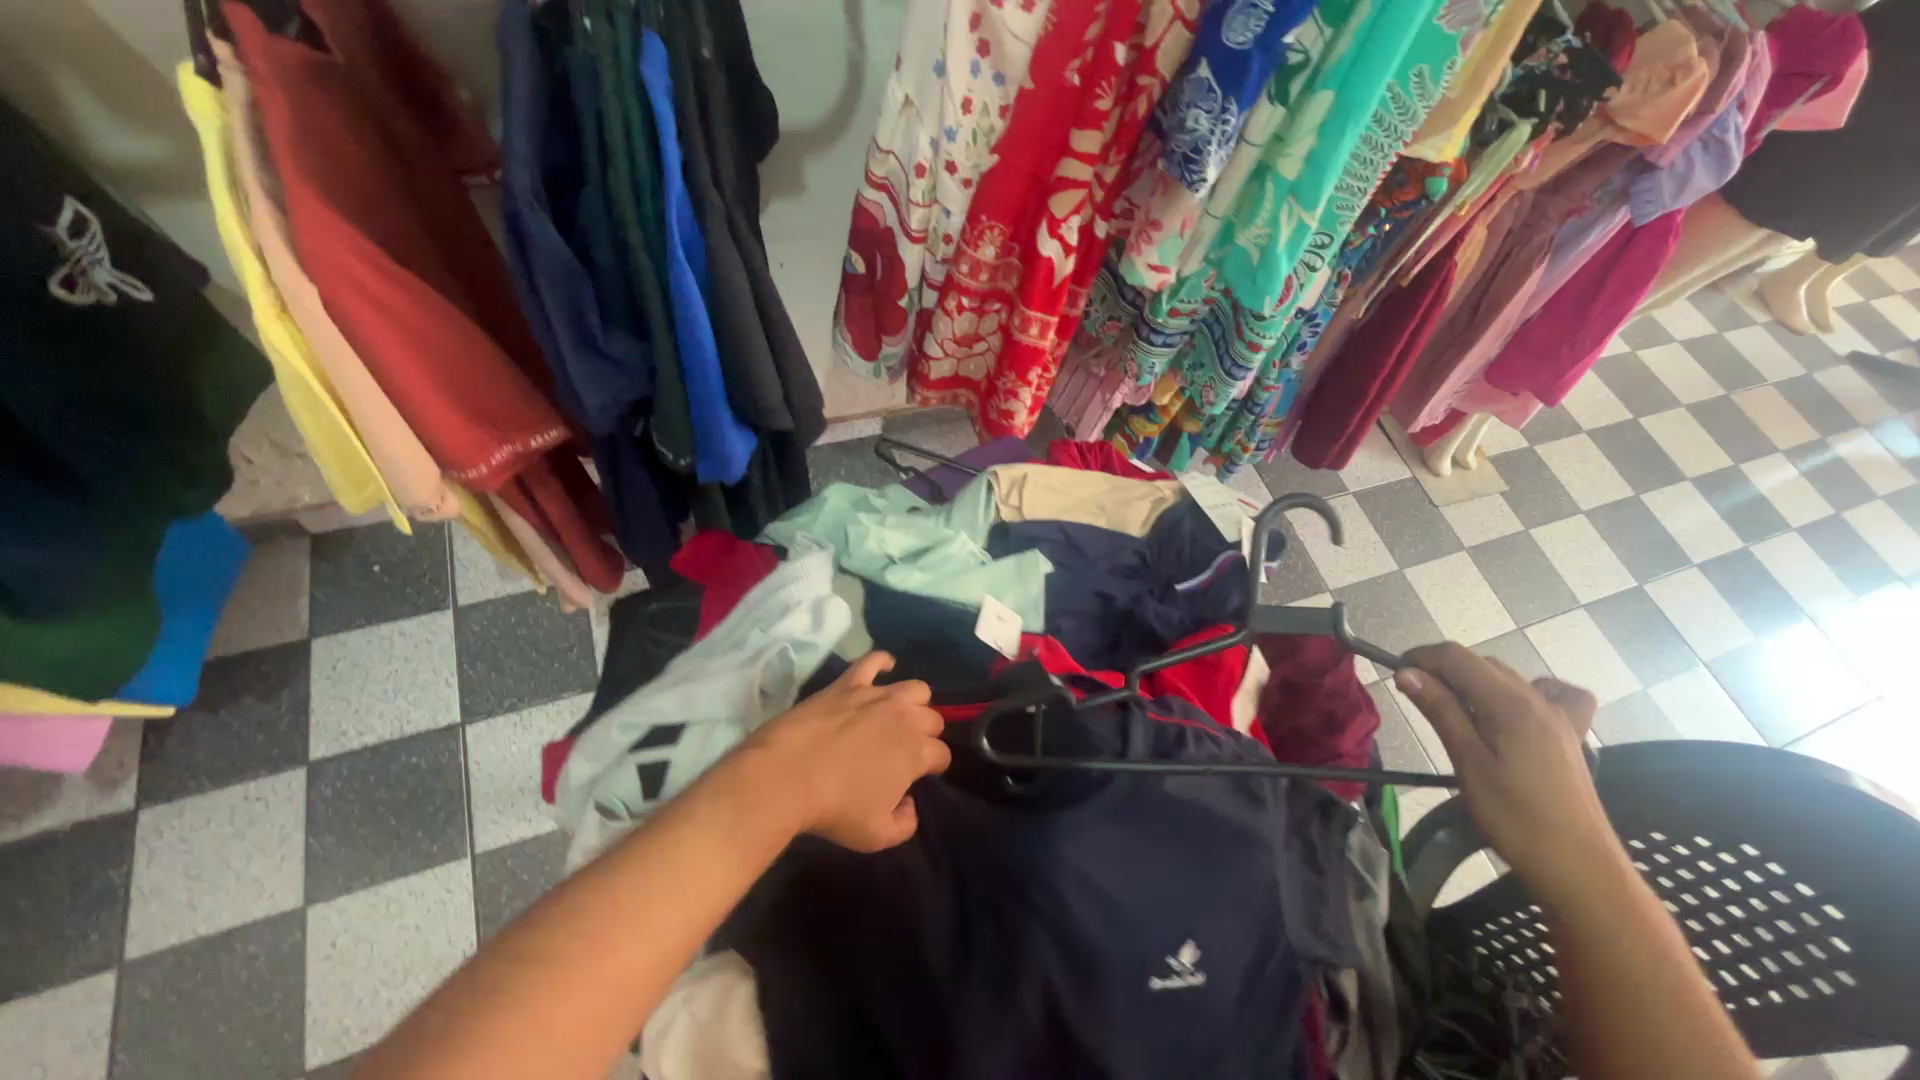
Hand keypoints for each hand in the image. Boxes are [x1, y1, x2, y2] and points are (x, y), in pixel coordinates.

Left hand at [739, 651, 950, 852]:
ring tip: (900, 715)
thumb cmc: (834, 809)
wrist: (785, 777)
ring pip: (915, 689)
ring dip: (915, 702)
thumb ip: (905, 823)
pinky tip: (885, 667)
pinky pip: (873, 661)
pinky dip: (883, 662)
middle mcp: (905, 717)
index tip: (921, 776)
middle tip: (907, 749)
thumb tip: (909, 805)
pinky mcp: (847, 684)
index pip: (941, 754)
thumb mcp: (876, 835)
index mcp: (916, 752)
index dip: (934, 766)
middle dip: (927, 734)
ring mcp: (876, 695)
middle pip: (932, 719)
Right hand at [1394, 643, 1625, 909]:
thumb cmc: (1514, 817)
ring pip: (1507, 678)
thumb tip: (1407, 672)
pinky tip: (1511, 710)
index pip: (1457, 658)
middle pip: (1481, 664)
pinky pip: (1550, 694)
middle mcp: (1538, 700)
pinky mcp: (1569, 734)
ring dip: (1472, 682)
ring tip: (1450, 711)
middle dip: (1442, 670)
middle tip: (1415, 698)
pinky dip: (1524, 690)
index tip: (1395, 675)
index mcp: (1511, 704)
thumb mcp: (1468, 762)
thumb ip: (1441, 711)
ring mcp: (1559, 716)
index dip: (1422, 657)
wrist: (1576, 864)